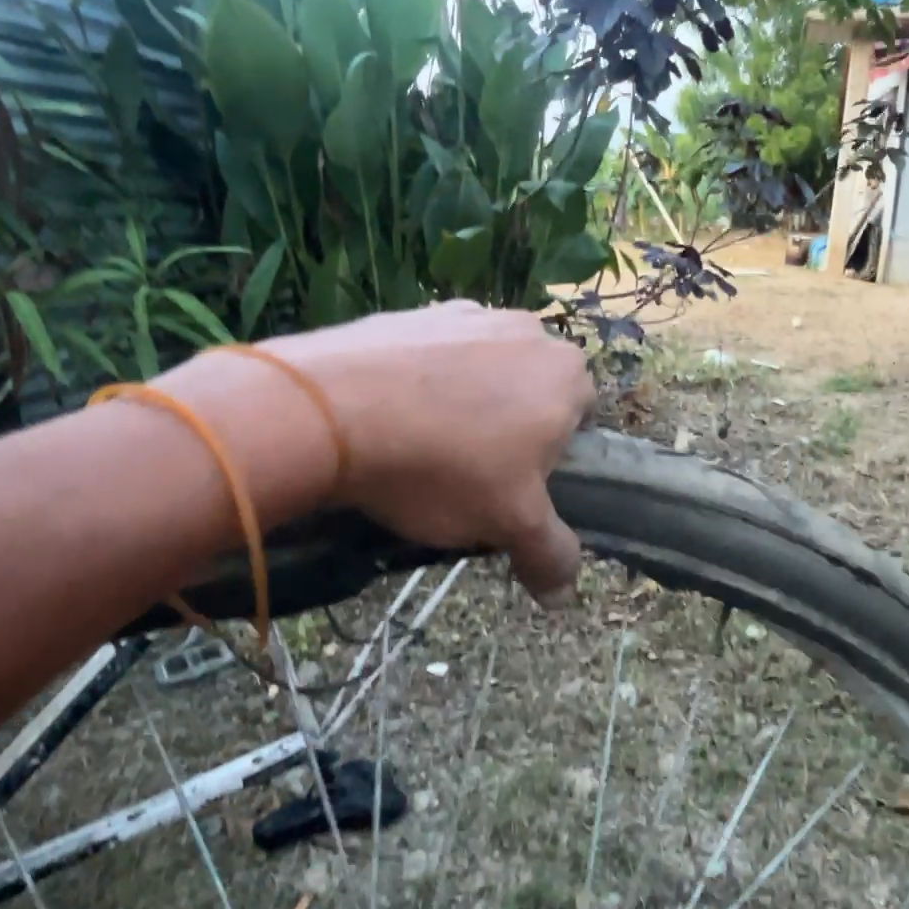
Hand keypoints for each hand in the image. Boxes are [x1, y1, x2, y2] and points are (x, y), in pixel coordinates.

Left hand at [257, 302, 593, 600]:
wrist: (329, 411)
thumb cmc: (445, 465)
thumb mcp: (509, 523)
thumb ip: (549, 554)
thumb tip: (562, 594)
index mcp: (566, 372)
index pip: (580, 422)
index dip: (549, 460)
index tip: (512, 486)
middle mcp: (524, 330)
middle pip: (528, 394)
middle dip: (507, 430)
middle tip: (468, 474)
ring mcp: (462, 314)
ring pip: (478, 374)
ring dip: (462, 406)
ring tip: (419, 450)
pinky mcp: (407, 314)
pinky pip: (427, 359)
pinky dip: (415, 386)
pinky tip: (385, 422)